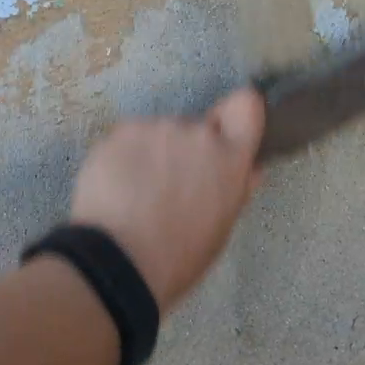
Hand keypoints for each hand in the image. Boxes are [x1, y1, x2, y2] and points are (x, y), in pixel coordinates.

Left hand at [68, 89, 266, 312]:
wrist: (118, 259)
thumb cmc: (178, 256)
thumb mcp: (219, 228)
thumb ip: (235, 189)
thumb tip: (249, 168)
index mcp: (229, 158)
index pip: (246, 105)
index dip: (235, 115)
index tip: (222, 133)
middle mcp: (196, 132)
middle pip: (195, 127)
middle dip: (184, 147)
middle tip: (168, 184)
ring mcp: (155, 127)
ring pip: (158, 132)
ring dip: (152, 151)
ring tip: (137, 190)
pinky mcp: (119, 130)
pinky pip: (128, 137)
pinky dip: (124, 154)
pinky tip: (115, 184)